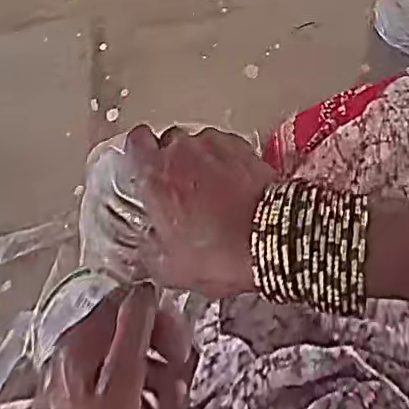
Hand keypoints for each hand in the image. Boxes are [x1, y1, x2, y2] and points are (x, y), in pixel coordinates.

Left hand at [37, 284, 195, 408]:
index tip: (178, 339)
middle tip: (178, 377)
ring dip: (157, 384)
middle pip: (130, 335)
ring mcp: (73, 390)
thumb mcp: (121, 381)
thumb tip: (145, 287)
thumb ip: (135, 328)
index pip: (127, 301)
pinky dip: (141, 406)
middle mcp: (72, 360)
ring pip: (128, 367)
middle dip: (162, 355)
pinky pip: (118, 396)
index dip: (159, 317)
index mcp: (79, 344)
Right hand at [127, 125, 274, 297]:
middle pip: (169, 141)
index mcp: (157, 175)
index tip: (142, 162)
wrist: (271, 237)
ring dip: (200, 160)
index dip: (139, 149)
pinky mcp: (243, 145)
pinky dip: (224, 160)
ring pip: (198, 143)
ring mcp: (216, 144)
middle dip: (172, 160)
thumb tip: (147, 243)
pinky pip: (224, 146)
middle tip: (179, 187)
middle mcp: (184, 151)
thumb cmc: (219, 252)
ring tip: (209, 190)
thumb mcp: (168, 267)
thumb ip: (148, 248)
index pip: (136, 140)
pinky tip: (230, 185)